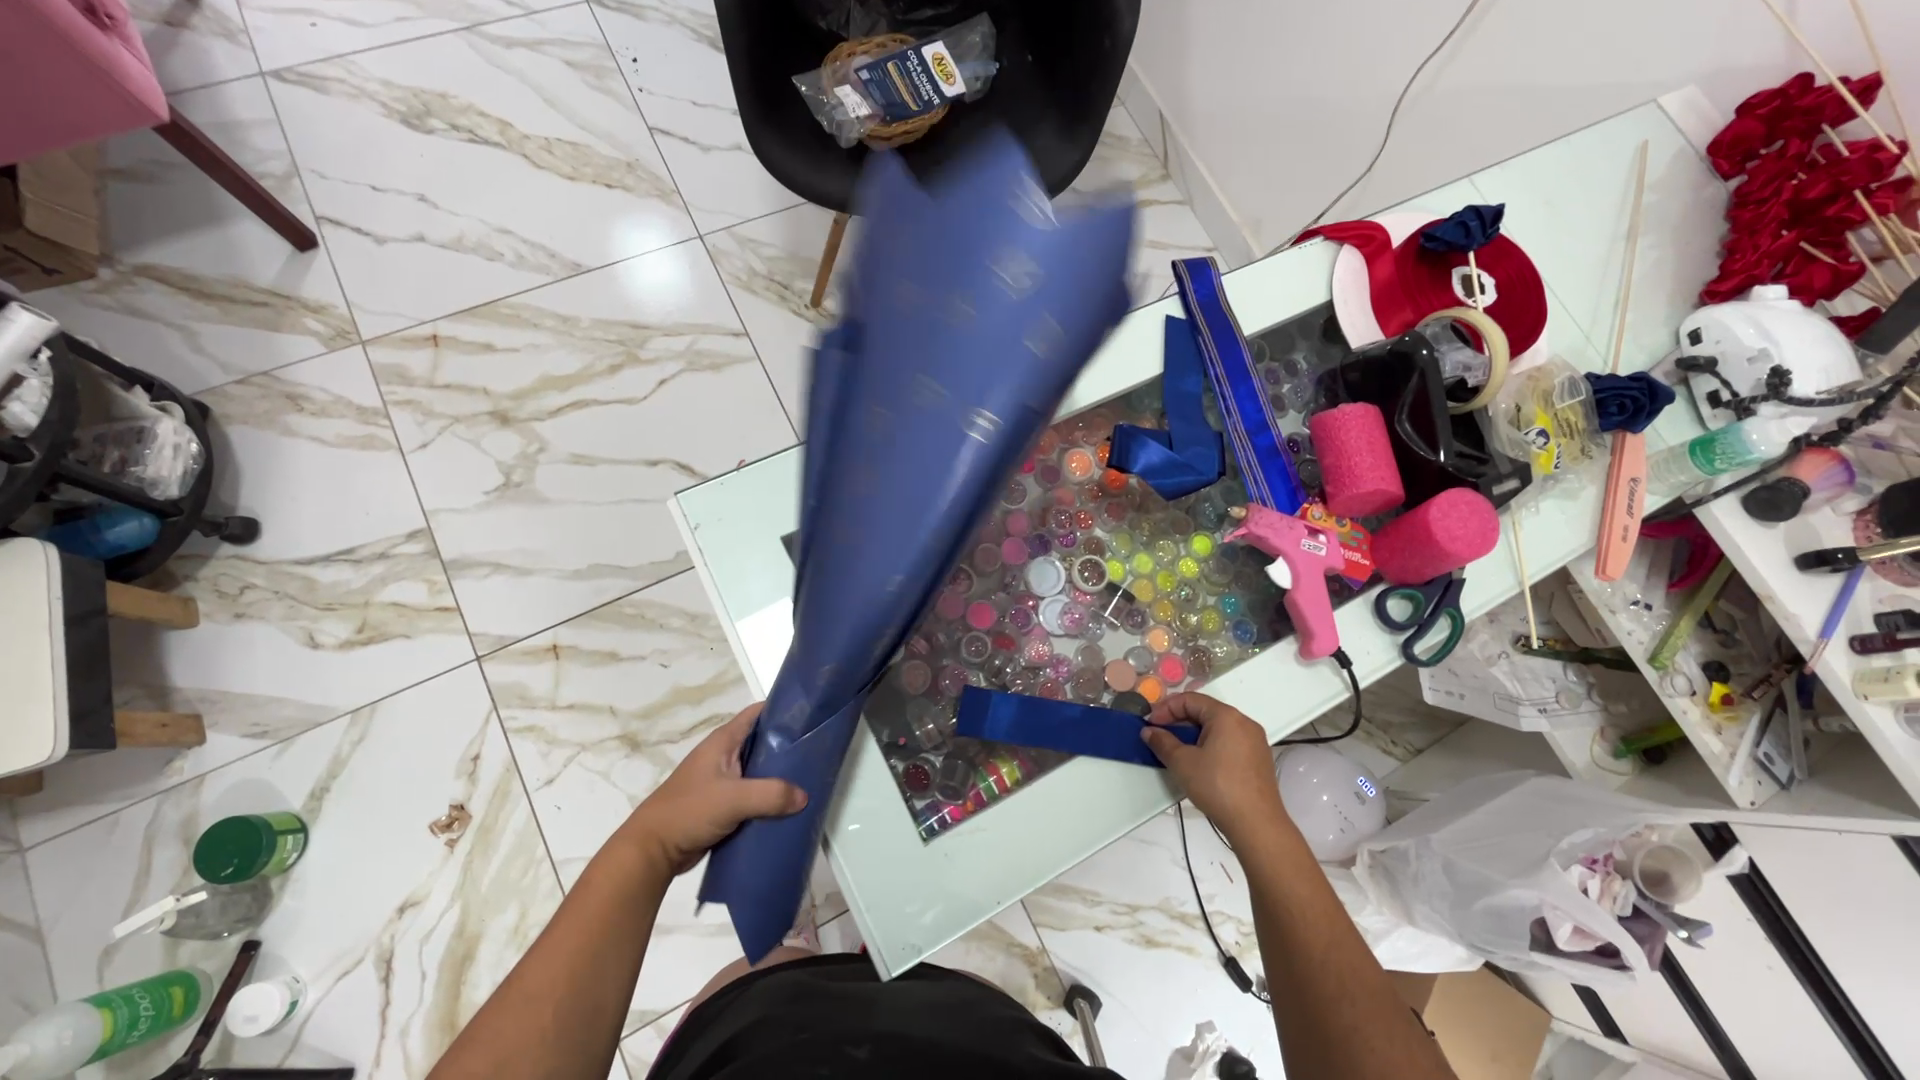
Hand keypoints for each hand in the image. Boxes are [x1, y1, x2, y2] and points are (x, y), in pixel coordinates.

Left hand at [623, 703, 807, 874]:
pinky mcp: (724, 805)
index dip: (783, 709)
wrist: (653, 850)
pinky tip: (790, 808)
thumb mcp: (733, 799)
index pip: (757, 713)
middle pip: (763, 743)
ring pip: (761, 772)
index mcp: (723, 742)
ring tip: (811, 781)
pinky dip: (771, 800)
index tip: (811, 714)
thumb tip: (804, 796)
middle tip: (820, 752)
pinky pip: (755, 796)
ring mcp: (724, 781)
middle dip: (789, 746)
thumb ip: (771, 794)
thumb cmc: (689, 811)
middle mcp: (724, 756)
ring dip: (781, 777)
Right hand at [1141, 692, 1287, 841]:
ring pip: (1218, 728)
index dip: (1166, 709)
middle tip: (1160, 737)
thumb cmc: (1217, 786)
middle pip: (1206, 712)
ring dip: (1194, 735)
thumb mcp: (1182, 762)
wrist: (1256, 823)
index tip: (1150, 725)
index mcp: (1227, 716)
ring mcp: (1255, 741)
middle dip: (1179, 722)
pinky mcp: (1259, 759)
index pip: (1190, 700)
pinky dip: (1211, 746)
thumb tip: (1149, 731)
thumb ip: (1162, 742)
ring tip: (1177, 752)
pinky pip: (1229, 742)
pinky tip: (1200, 764)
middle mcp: (1244, 722)